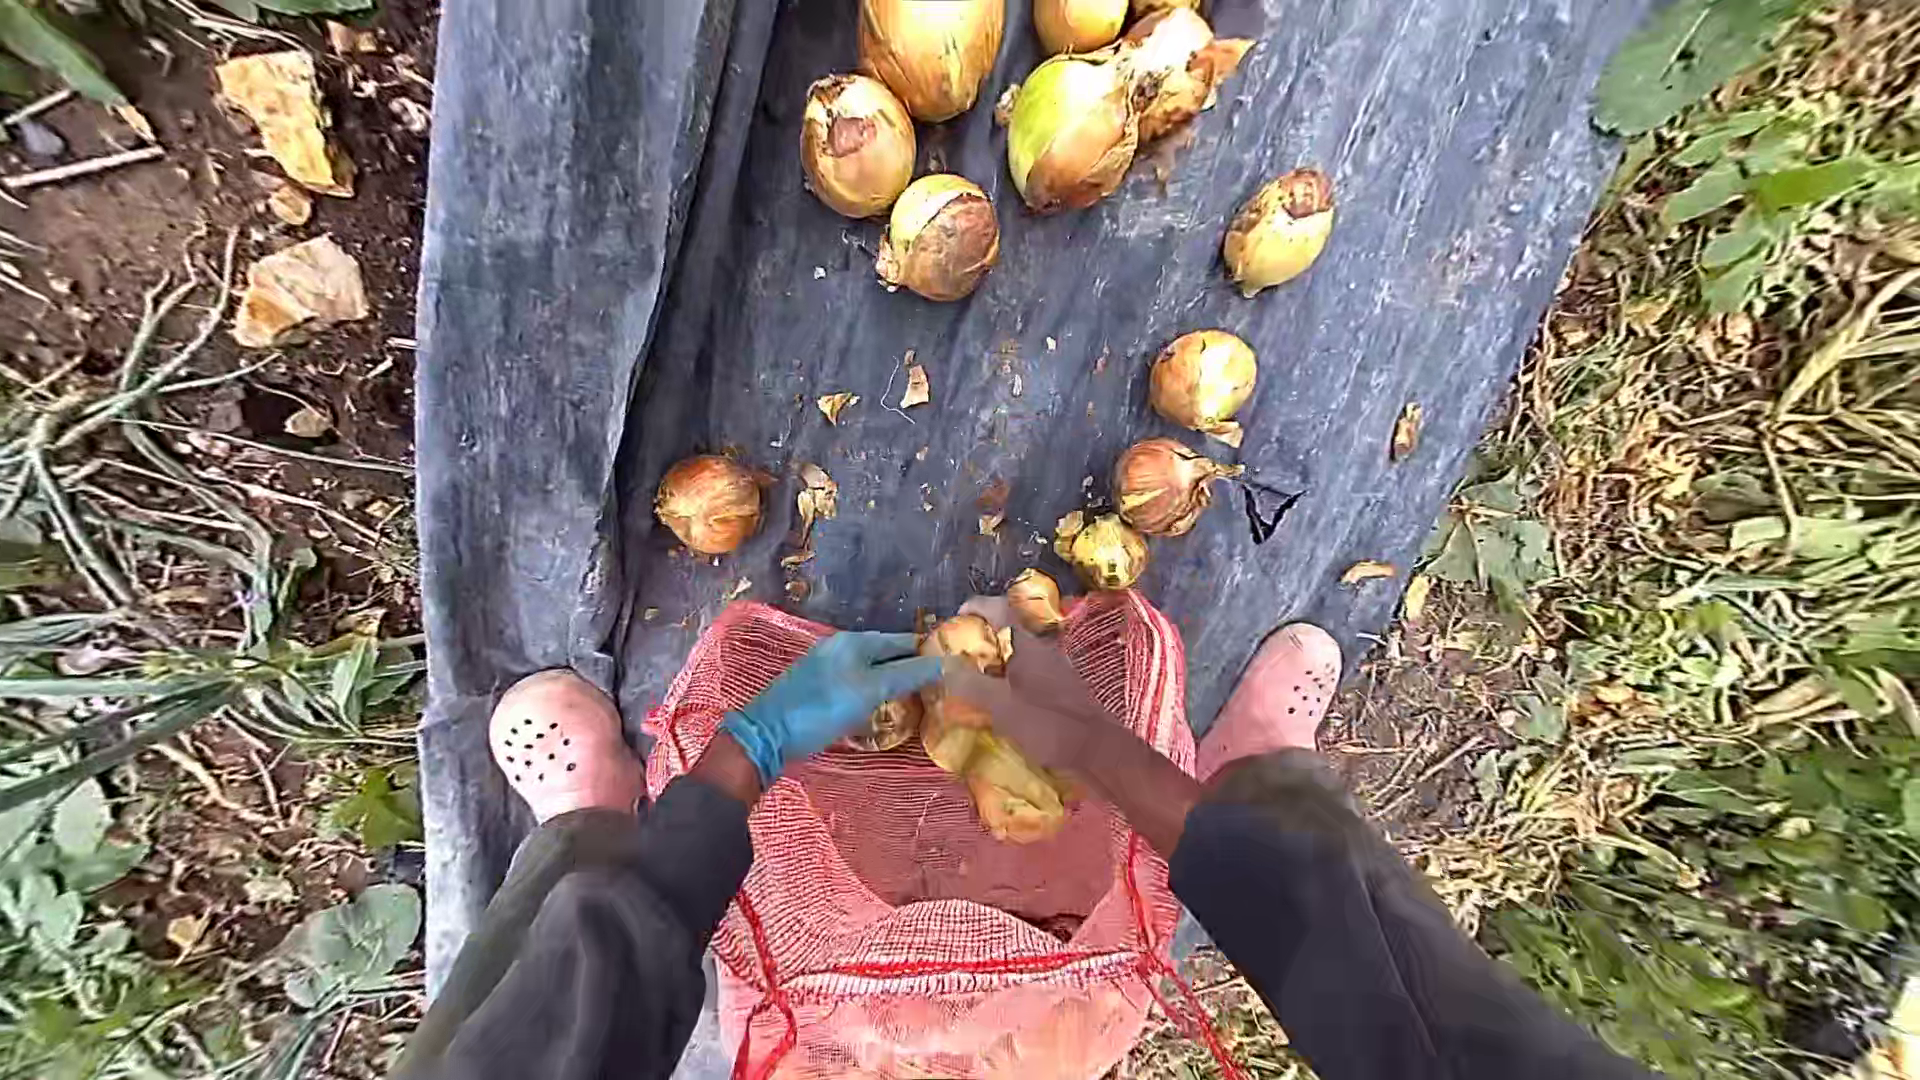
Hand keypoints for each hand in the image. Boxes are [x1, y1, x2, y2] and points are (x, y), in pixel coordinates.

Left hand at [721, 631, 943, 786]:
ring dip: (894, 685)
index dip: (929, 653)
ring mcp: (830, 669)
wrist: (766, 736)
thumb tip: (945, 663)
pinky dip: (875, 697)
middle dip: (913, 670)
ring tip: (919, 703)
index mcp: (855, 641)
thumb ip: (907, 675)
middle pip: (888, 655)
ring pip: (873, 672)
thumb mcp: (869, 691)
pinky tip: (884, 713)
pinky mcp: (821, 690)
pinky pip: (858, 687)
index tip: (953, 671)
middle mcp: (843, 648)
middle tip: (940, 691)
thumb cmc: (821, 708)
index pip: (904, 641)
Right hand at [949, 595, 1200, 854]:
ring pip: (1015, 653)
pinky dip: (1006, 679)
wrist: (1099, 753)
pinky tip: (996, 702)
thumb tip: (942, 665)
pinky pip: (1024, 673)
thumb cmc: (1050, 725)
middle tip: (955, 654)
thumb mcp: (1002, 707)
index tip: (955, 619)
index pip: (1000, 608)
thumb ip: (971, 684)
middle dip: (979, 638)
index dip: (976, 606)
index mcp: (1028, 644)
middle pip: (1006, 630)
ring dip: (992, 660)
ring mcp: (1052, 669)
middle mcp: (1041, 649)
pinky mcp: (1057, 689)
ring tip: (969, 679)